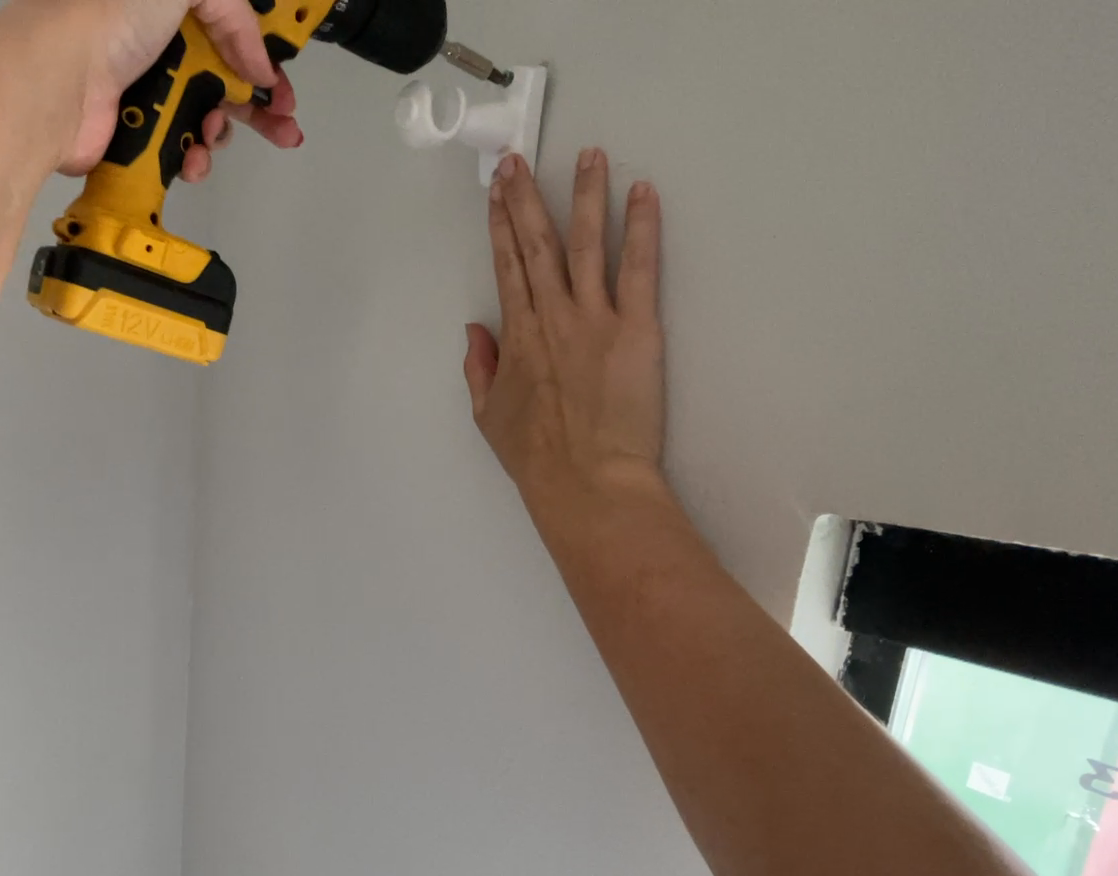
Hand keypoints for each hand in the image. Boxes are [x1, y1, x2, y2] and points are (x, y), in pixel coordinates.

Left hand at [22, 0, 304, 177]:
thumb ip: (232, 11)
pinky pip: (180, 152)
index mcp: (170, 9)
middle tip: (286, 131)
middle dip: (260, 107)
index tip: (284, 82)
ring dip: (222, 135)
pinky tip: (193, 160)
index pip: (230, 30)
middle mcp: (160, 47)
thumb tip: (259, 65)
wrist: (55, 83)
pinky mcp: (137, 137)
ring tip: (216, 138)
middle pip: (225, 80)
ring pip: (205, 121)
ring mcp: (148, 95)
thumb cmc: (107, 17)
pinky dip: (193, 159)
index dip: (263, 55)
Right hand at [463, 149, 666, 533]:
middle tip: (521, 160)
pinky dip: (641, 229)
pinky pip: (639, 270)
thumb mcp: (488, 415)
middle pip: (536, 246)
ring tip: (590, 154)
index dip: (500, 227)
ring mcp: (595, 319)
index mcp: (516, 337)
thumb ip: (479, 367)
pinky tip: (642, 193)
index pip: (506, 268)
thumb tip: (475, 327)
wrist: (586, 480)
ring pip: (585, 246)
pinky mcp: (637, 329)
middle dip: (526, 199)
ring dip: (585, 197)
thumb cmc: (534, 455)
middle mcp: (551, 317)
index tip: (497, 192)